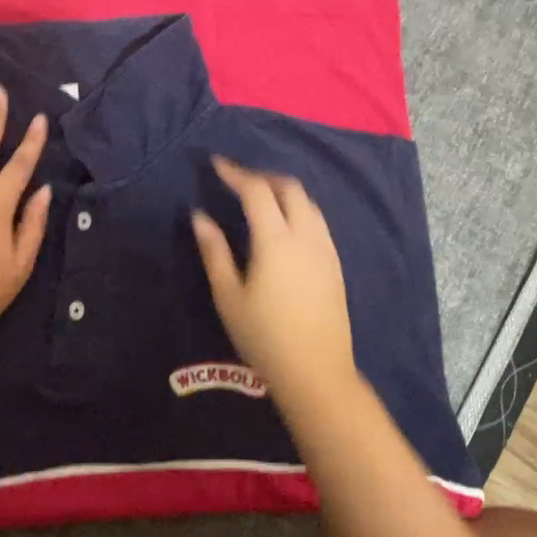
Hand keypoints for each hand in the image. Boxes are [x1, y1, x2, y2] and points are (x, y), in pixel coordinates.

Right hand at [191, 157, 357, 398]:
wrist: (316, 372)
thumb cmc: (263, 337)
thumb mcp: (228, 296)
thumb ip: (214, 251)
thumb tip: (200, 217)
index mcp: (276, 240)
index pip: (257, 191)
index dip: (236, 173)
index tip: (217, 164)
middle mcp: (306, 236)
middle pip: (290, 188)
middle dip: (263, 176)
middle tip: (238, 181)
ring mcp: (326, 249)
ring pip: (308, 203)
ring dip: (283, 192)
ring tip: (260, 199)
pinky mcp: (335, 265)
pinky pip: (318, 221)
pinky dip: (298, 209)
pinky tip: (284, 226)